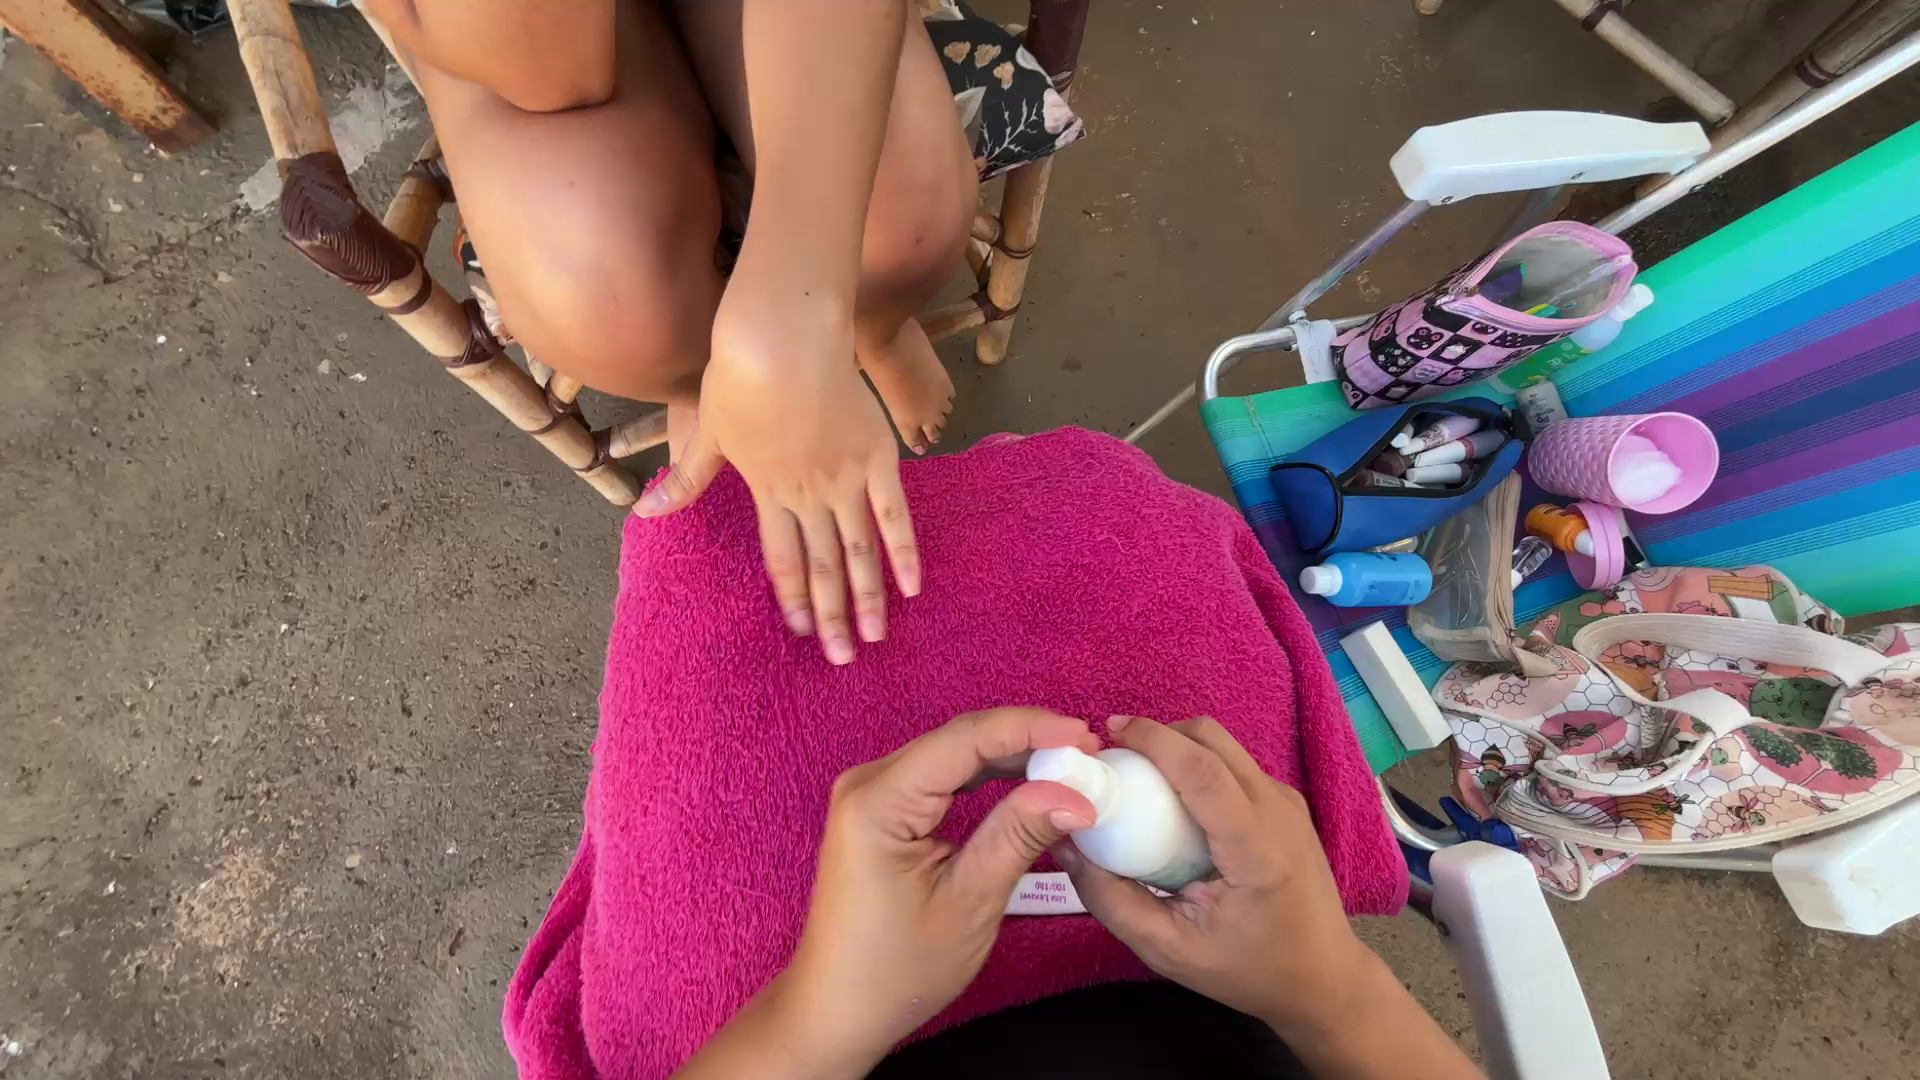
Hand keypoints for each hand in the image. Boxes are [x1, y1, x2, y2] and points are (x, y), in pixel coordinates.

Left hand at [633, 274, 918, 665]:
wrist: (782, 338)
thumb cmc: (738, 376)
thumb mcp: (706, 429)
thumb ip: (686, 478)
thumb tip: (643, 510)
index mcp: (768, 491)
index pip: (782, 557)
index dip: (793, 595)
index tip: (802, 630)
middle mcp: (808, 496)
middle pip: (823, 564)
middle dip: (832, 613)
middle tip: (842, 656)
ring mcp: (846, 480)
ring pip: (858, 550)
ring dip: (867, 596)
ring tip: (875, 635)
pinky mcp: (877, 459)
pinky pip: (895, 513)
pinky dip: (905, 551)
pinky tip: (914, 585)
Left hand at [771, 708, 1100, 1071]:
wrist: (836, 1009)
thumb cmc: (898, 969)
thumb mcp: (970, 903)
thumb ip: (1018, 836)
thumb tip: (1075, 795)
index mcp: (879, 800)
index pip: (963, 740)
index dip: (1027, 728)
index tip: (1083, 734)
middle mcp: (870, 780)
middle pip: (958, 740)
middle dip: (1024, 738)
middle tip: (1086, 750)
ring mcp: (873, 790)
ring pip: (953, 753)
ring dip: (1009, 753)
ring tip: (1067, 760)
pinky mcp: (883, 804)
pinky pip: (942, 774)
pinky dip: (986, 773)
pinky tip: (1025, 775)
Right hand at [1053, 715, 1370, 1032]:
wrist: (1326, 981)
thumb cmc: (1248, 969)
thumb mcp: (1168, 950)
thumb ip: (1111, 900)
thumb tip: (1066, 846)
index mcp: (1256, 851)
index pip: (1203, 771)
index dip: (1154, 739)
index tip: (1110, 730)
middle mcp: (1278, 812)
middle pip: (1212, 739)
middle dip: (1159, 733)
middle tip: (1118, 755)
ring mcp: (1288, 801)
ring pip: (1223, 743)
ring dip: (1178, 743)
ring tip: (1142, 773)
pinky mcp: (1287, 800)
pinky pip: (1233, 760)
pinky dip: (1197, 759)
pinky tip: (1176, 794)